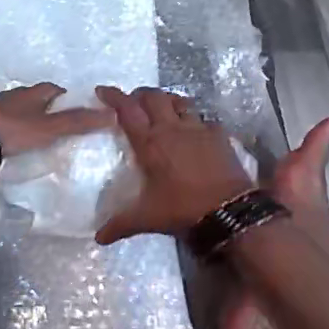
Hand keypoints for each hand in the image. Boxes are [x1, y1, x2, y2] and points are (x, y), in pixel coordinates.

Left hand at [0, 82, 112, 156]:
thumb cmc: (14, 129)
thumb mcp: (51, 128)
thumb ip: (79, 123)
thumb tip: (113, 114)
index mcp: (34, 92)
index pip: (57, 90)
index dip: (69, 101)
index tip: (78, 115)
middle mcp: (16, 95)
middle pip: (38, 100)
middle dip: (49, 111)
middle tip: (60, 130)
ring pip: (21, 111)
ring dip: (30, 121)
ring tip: (40, 139)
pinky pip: (5, 124)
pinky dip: (14, 131)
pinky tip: (16, 144)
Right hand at [94, 86, 254, 245]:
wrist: (229, 211)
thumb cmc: (182, 209)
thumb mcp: (147, 218)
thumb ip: (120, 224)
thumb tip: (99, 238)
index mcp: (150, 143)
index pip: (127, 110)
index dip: (113, 96)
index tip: (102, 91)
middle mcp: (172, 129)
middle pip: (154, 97)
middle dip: (140, 94)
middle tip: (132, 101)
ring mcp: (198, 129)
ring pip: (180, 101)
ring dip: (167, 100)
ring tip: (161, 108)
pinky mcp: (219, 136)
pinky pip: (203, 118)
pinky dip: (194, 119)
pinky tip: (193, 129)